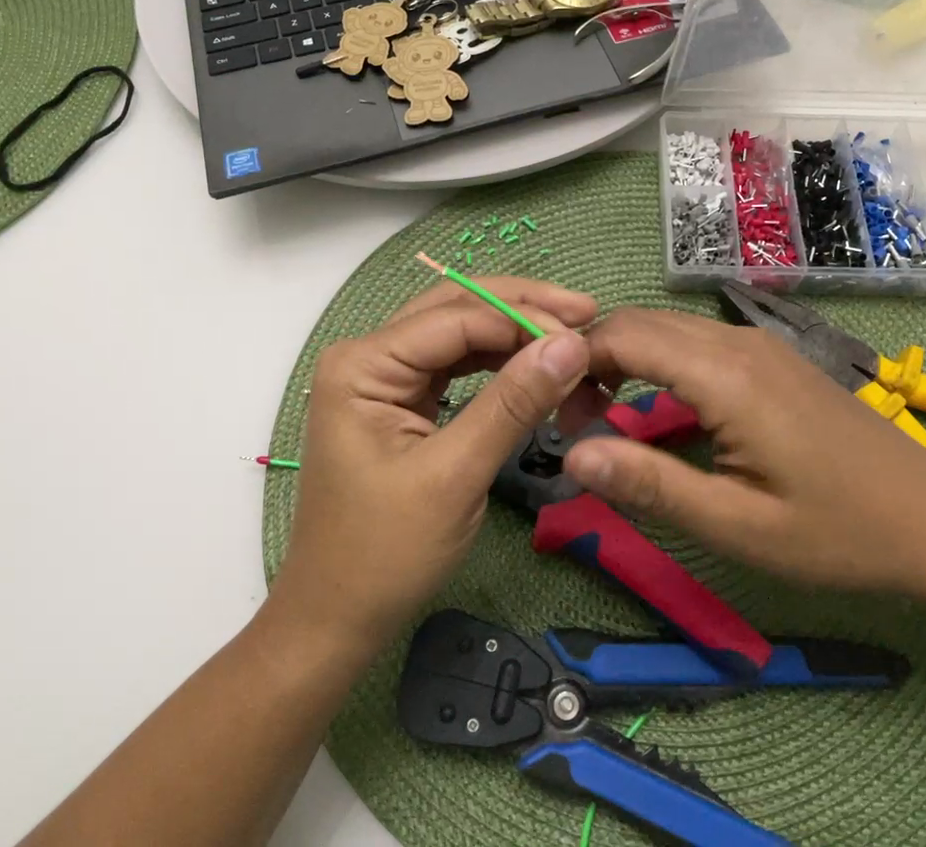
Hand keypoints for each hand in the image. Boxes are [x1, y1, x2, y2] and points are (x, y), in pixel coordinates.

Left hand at [268, 278, 597, 650]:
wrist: (338, 617)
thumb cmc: (386, 553)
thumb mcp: (455, 475)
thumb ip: (513, 404)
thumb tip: (573, 344)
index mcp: (363, 365)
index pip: (456, 316)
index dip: (524, 318)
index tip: (587, 331)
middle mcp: (367, 358)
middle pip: (455, 309)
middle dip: (521, 307)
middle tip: (587, 309)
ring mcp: (382, 382)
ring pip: (458, 335)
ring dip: (513, 334)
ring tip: (572, 338)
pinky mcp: (400, 406)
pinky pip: (455, 369)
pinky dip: (498, 366)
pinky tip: (535, 366)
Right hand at [563, 308, 925, 598]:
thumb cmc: (839, 533)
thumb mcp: (736, 526)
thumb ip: (649, 485)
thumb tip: (569, 457)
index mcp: (726, 374)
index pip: (622, 335)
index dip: (571, 362)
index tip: (548, 414)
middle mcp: (740, 342)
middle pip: (640, 323)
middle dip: (590, 361)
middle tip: (569, 425)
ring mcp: (762, 347)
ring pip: (668, 331)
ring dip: (624, 363)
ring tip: (601, 422)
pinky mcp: (774, 362)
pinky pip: (697, 346)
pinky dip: (658, 367)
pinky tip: (656, 413)